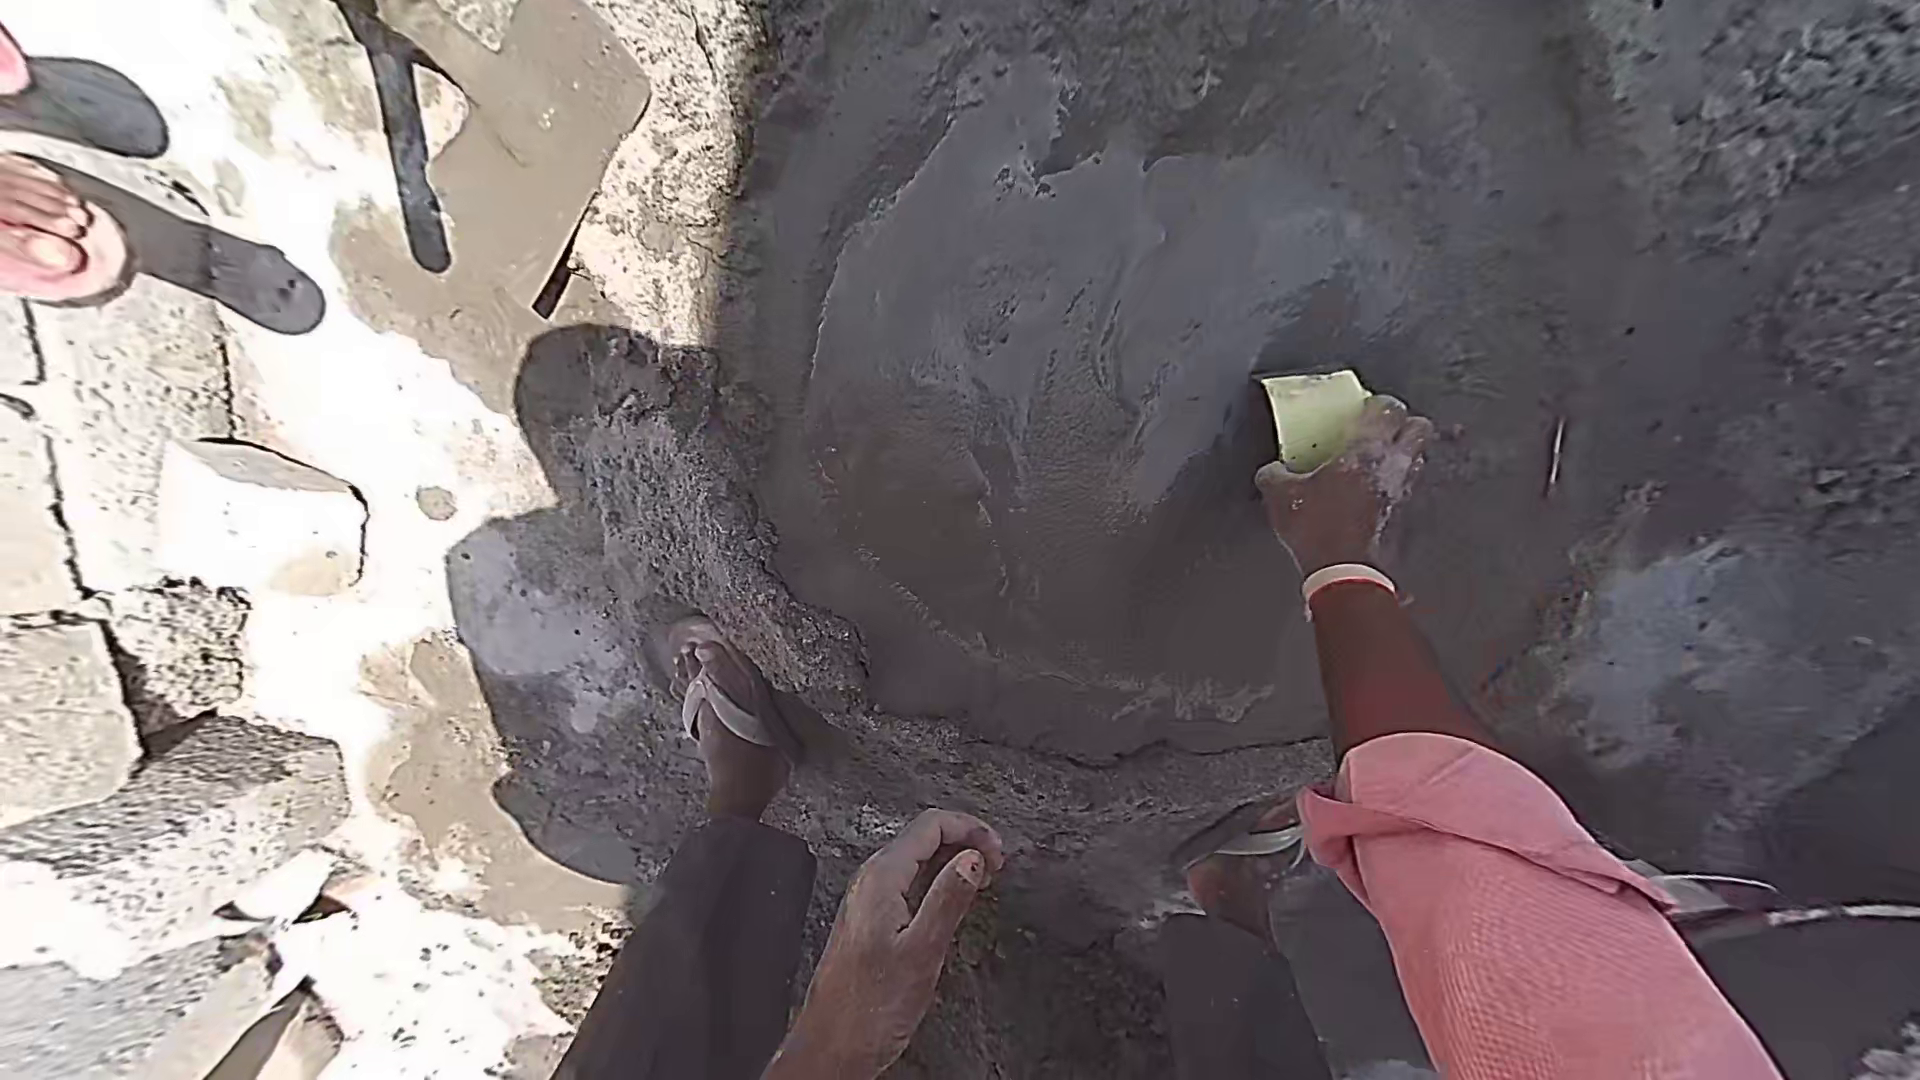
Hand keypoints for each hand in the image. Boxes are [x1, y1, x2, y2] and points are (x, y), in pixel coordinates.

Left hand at [765, 810, 1005, 1079]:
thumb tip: (972, 858)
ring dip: (954, 857)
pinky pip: (910, 878)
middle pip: (925, 835)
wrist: (829, 1051)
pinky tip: (953, 897)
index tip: (995, 848)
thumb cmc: (868, 1011)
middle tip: (995, 861)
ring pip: (919, 856)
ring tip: (982, 875)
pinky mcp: (872, 915)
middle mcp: (872, 877)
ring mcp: (870, 895)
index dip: (969, 827)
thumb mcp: (920, 953)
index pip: (931, 824)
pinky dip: (939, 877)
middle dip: (965, 839)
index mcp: (883, 876)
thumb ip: (948, 899)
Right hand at [1255, 395, 1432, 574]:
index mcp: (1366, 450)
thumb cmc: (1317, 527)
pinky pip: (1408, 485)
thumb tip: (1272, 471)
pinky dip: (1395, 482)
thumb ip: (1274, 475)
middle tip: (1378, 429)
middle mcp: (1394, 464)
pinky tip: (1372, 491)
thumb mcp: (1281, 497)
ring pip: (1417, 456)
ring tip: (1374, 461)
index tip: (1361, 408)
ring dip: (1401, 453)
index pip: (1388, 408)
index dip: (1376, 403)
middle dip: (1401, 423)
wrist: (1345, 570)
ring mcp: (1406, 489)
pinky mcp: (1408, 513)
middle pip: (1419, 427)